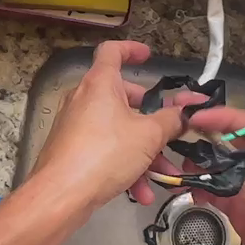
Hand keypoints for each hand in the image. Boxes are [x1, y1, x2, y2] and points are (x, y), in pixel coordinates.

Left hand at [31, 40, 191, 210]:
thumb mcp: (148, 136)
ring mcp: (76, 125)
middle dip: (149, 116)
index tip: (147, 56)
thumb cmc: (103, 154)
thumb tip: (183, 113)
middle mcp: (84, 99)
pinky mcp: (72, 150)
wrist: (61, 195)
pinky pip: (106, 151)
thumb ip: (171, 121)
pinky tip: (141, 192)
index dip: (131, 49)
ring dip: (143, 151)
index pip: (112, 51)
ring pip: (117, 130)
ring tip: (163, 174)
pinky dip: (125, 166)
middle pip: (121, 97)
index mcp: (100, 84)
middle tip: (168, 128)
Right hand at [182, 107, 244, 244]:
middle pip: (232, 144)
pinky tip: (189, 188)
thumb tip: (214, 170)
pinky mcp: (241, 210)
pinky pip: (217, 193)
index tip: (197, 117)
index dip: (224, 118)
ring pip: (221, 168)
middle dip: (206, 138)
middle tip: (177, 136)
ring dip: (201, 165)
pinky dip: (202, 189)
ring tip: (178, 166)